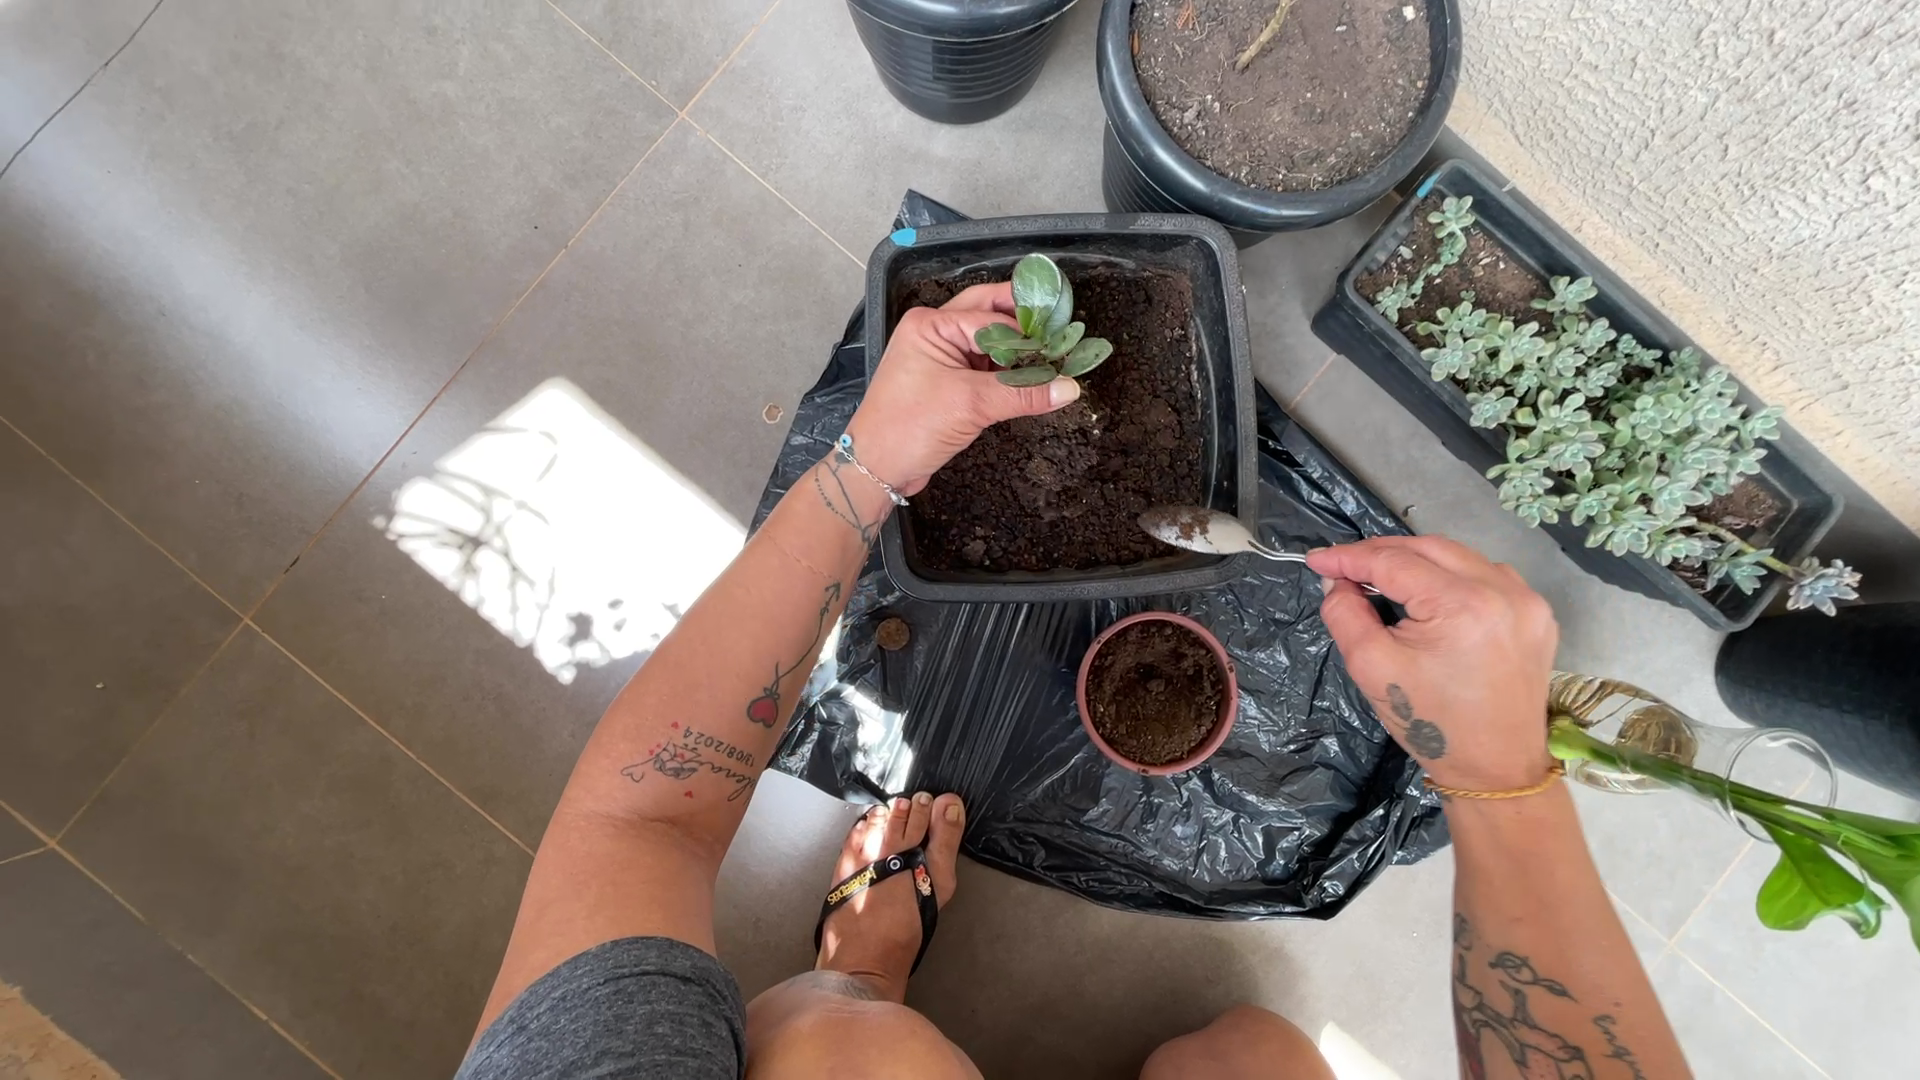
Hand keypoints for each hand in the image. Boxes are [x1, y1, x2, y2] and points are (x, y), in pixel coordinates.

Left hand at [842, 283, 1079, 494]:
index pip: (991, 317)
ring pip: (986, 343)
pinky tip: (1029, 379)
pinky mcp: (945, 383)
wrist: (877, 468)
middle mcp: (933, 333)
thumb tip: (1068, 388)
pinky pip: (981, 368)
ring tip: (1050, 358)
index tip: (1060, 343)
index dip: (1027, 331)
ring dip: (1015, 350)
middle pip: (987, 315)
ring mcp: (938, 358)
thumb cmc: (909, 427)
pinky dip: (1004, 372)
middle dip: (1022, 324)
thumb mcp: (971, 405)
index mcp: (931, 324)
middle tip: (1059, 330)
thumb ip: (1022, 394)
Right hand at [1306, 536, 1558, 791]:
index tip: (1315, 560)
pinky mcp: (1536, 615)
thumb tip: (1337, 582)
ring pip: (1457, 555)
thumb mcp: (1370, 666)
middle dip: (1379, 552)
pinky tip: (1426, 591)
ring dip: (1414, 559)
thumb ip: (1344, 614)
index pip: (1393, 562)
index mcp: (1462, 605)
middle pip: (1428, 547)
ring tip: (1378, 577)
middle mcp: (1503, 592)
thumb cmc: (1429, 721)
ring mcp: (1527, 601)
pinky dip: (1448, 573)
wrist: (1495, 768)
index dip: (1348, 557)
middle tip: (1341, 566)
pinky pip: (1485, 573)